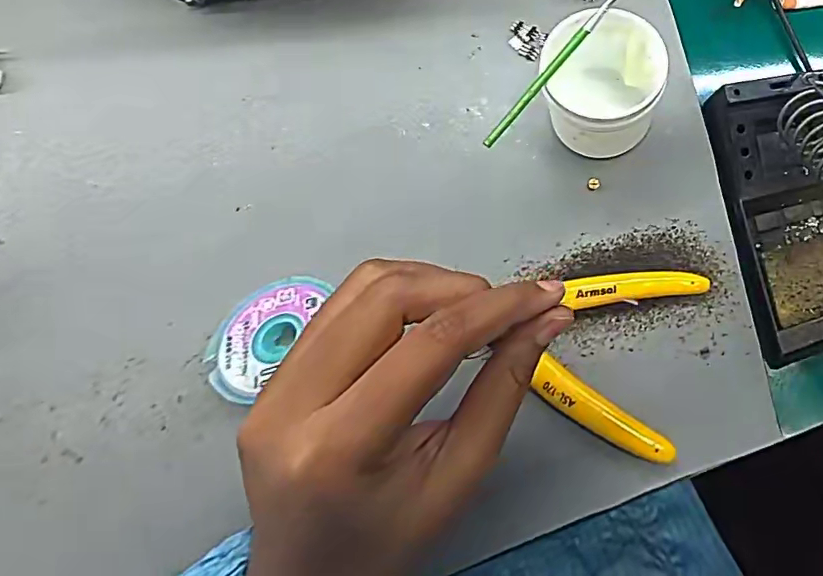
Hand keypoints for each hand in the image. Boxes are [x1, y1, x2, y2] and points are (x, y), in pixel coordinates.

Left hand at [237, 260, 573, 575]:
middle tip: (507, 310)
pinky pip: (347, 297)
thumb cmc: (384, 541)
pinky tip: (430, 314)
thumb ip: (506, 386)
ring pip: (367, 283)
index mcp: (338, 448)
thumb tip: (547, 319)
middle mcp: (292, 404)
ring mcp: (275, 383)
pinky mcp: (278, 370)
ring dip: (434, 281)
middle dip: (465, 288)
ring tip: (471, 311)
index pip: (432, 342)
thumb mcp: (459, 474)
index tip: (545, 296)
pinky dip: (403, 289)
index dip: (499, 307)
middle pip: (391, 295)